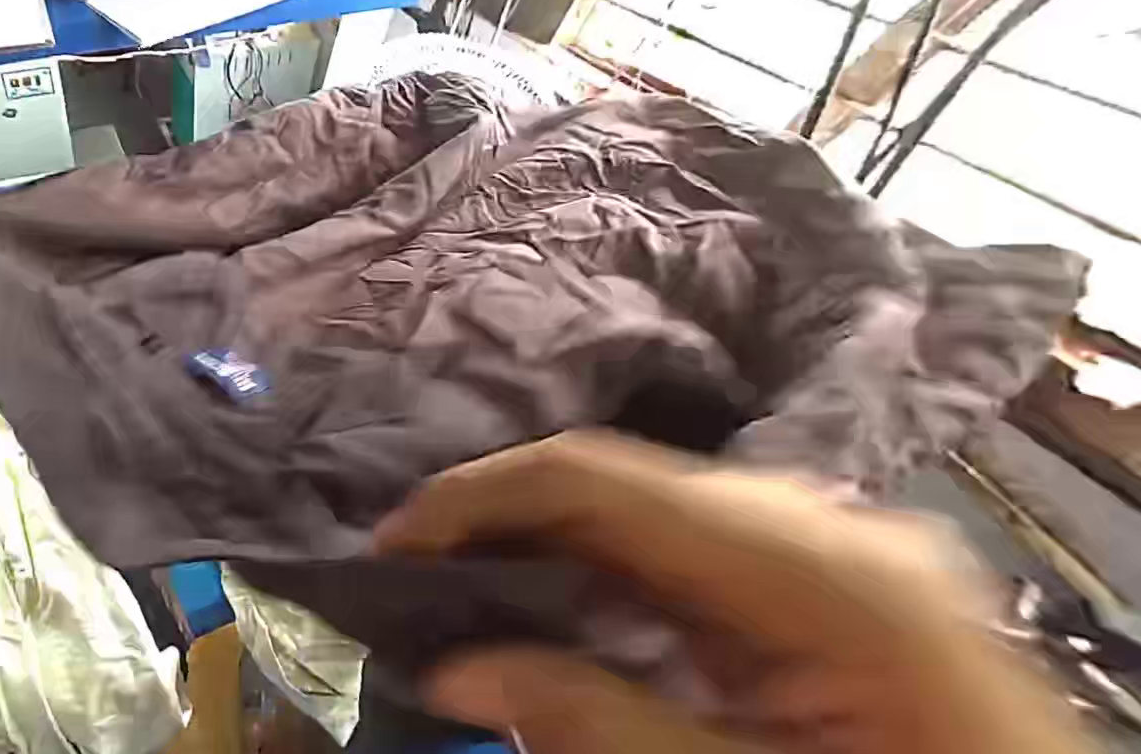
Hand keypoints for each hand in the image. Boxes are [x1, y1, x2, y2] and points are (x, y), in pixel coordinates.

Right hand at [373, 432, 1091, 753]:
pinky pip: (656, 533)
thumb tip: (445, 672)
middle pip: (600, 480)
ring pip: (620, 499)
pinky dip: (583, 558)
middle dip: (492, 515)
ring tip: (458, 572)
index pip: (589, 478)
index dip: (474, 495)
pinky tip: (543, 591)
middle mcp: (803, 515)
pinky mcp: (794, 557)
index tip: (396, 538)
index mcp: (807, 562)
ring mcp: (805, 529)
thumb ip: (588, 725)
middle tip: (414, 561)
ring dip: (530, 533)